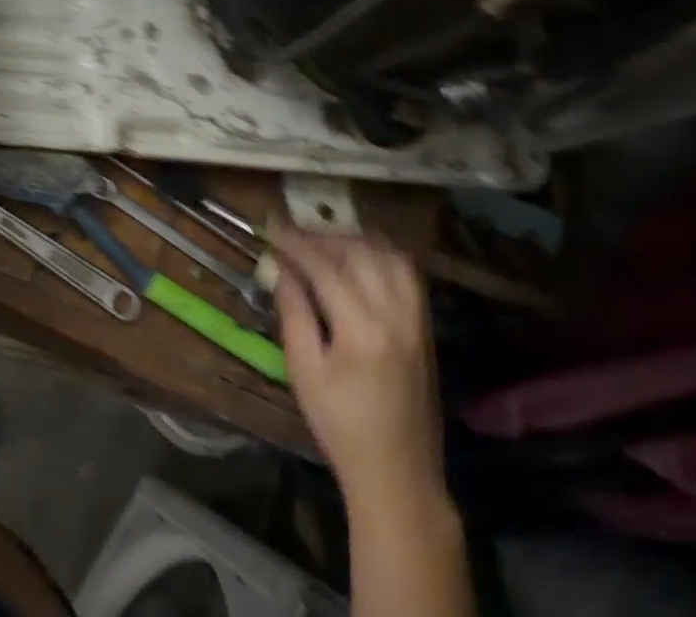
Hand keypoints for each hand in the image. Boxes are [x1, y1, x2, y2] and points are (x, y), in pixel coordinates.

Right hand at [273, 227, 442, 500]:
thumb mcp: (304, 371)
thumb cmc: (339, 424)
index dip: (296, 243)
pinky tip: (361, 258)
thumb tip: (282, 271)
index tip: (271, 226)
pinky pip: (408, 277)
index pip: (325, 268)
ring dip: (357, 241)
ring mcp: (417, 321)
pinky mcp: (425, 329)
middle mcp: (395, 316)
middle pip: (361, 255)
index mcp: (361, 329)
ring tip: (324, 238)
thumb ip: (294, 315)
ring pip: (392, 259)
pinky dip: (383, 257)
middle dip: (324, 236)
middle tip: (292, 232)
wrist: (397, 469)